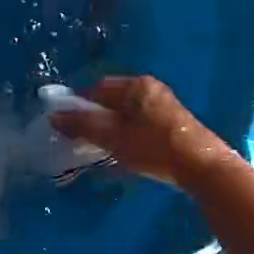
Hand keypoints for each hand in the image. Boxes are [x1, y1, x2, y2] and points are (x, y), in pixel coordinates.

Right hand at [48, 75, 232, 186]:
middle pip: (111, 100)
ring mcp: (162, 106)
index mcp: (136, 85)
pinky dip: (125, 135)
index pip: (96, 88)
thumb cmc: (153, 147)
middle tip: (82, 140)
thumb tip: (53, 117)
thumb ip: (82, 126)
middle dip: (93, 119)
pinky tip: (121, 153)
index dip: (78, 105)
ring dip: (109, 129)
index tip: (67, 126)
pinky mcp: (170, 124)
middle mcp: (150, 89)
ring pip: (124, 114)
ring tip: (100, 149)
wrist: (200, 167)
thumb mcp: (112, 137)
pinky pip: (137, 124)